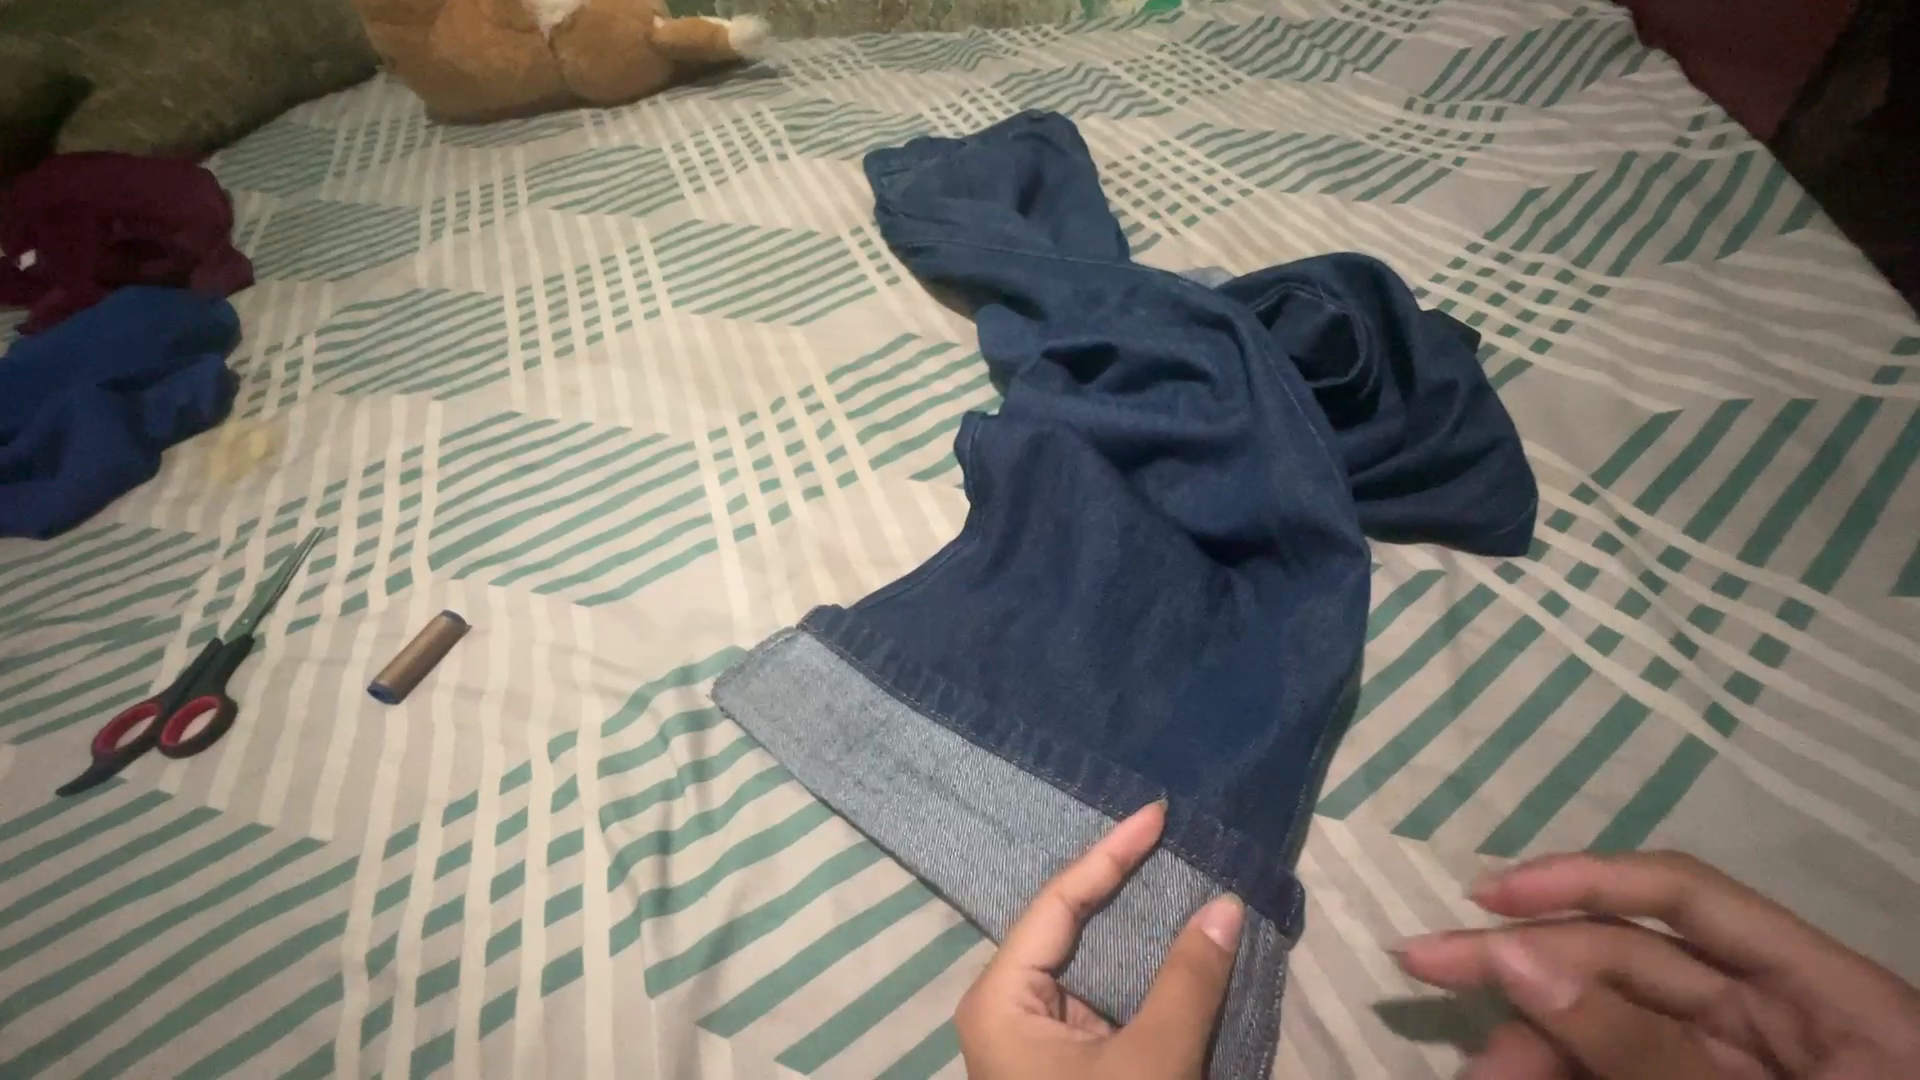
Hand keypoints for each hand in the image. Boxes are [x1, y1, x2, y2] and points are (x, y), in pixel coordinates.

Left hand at [956, 801, 1244, 1079]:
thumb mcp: (1153, 1065)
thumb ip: (1187, 982)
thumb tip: (1225, 906)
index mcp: (1002, 996)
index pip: (1059, 901)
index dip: (1110, 853)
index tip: (1154, 813)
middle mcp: (1006, 1003)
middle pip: (1065, 922)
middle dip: (1116, 879)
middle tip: (1163, 834)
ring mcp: (1030, 1032)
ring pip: (1082, 956)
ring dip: (1127, 920)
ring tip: (1165, 868)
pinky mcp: (1058, 1057)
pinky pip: (1095, 991)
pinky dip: (1132, 965)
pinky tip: (1162, 937)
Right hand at [1392, 851, 1919, 1078]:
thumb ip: (1639, 1045)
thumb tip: (1510, 957)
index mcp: (1828, 995)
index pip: (1682, 892)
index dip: (1577, 877)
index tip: (1484, 895)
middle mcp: (1773, 1012)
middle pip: (1619, 954)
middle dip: (1519, 965)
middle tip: (1419, 963)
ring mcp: (1733, 1060)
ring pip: (1602, 1016)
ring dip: (1530, 1038)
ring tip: (1477, 1075)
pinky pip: (1611, 1065)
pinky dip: (1557, 1069)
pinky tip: (1511, 1076)